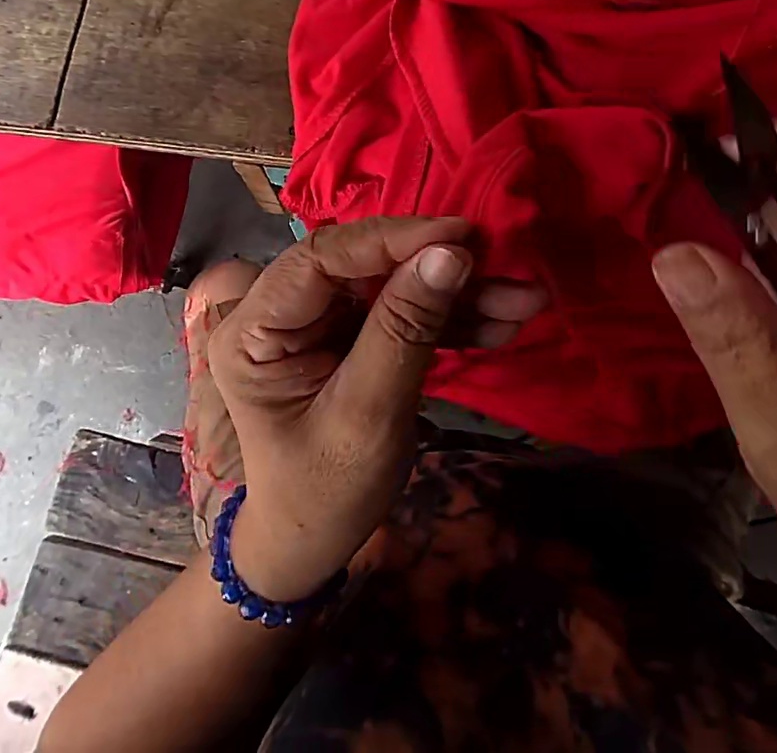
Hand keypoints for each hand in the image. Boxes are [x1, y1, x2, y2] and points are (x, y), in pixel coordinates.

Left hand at [207, 217, 545, 600]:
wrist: (314, 540)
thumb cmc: (326, 492)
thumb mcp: (368, 416)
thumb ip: (406, 330)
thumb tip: (450, 254)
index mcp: (255, 330)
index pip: (320, 259)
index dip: (391, 239)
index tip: (462, 236)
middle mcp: (279, 312)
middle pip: (362, 266)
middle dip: (437, 268)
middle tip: (505, 271)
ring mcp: (316, 323)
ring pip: (390, 285)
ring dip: (456, 293)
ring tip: (522, 302)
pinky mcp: (348, 336)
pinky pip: (400, 313)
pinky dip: (450, 319)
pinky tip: (500, 324)